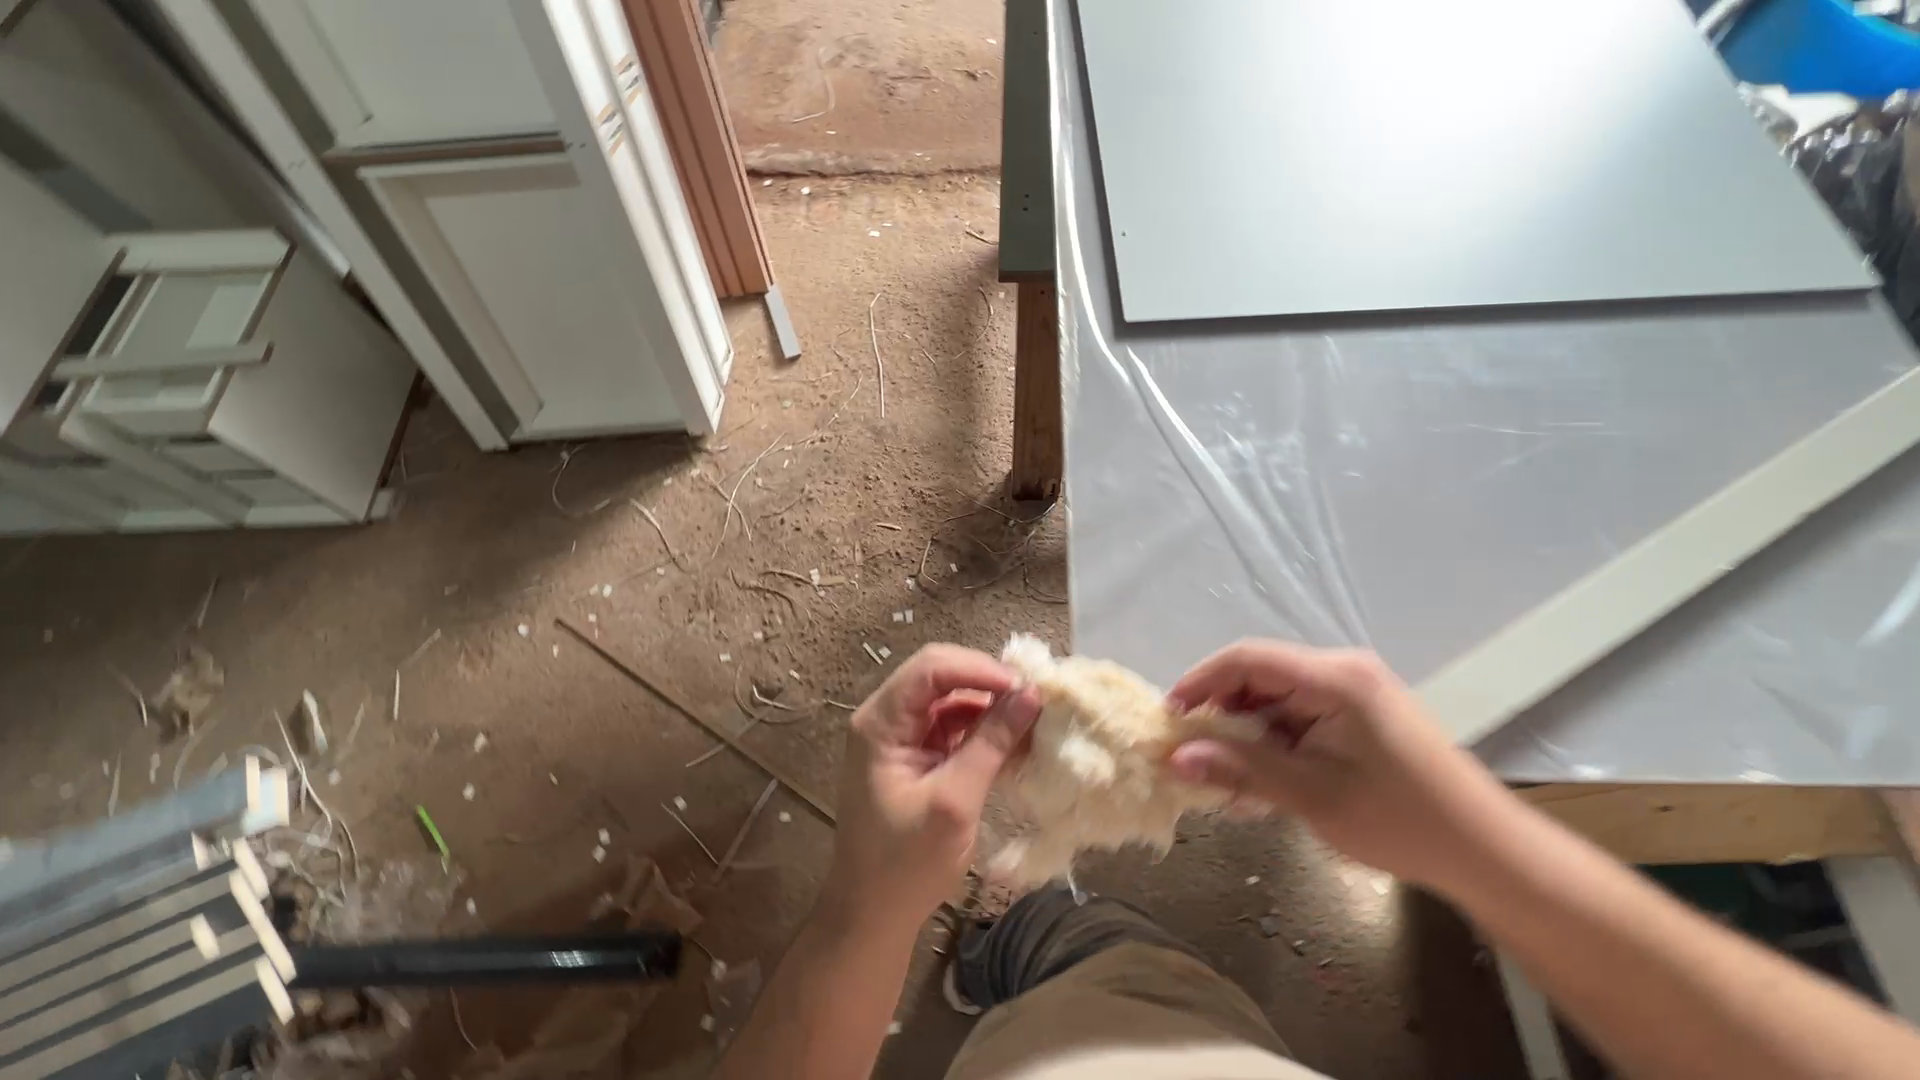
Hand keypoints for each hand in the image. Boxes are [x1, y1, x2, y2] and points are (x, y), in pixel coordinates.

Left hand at [824, 645, 1041, 931]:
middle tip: (1034, 700)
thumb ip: (991, 744)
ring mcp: (899, 738)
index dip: (979, 668)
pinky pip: (952, 726)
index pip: (931, 667)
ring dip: (990, 707)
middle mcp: (886, 719)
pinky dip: (982, 731)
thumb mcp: (954, 802)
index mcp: (881, 723)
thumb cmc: (906, 863)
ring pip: (950, 699)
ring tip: (1032, 721)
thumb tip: (1031, 694)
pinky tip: (1014, 744)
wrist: (871, 913)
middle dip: (988, 683)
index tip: (1025, 688)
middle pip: (940, 675)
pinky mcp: (914, 757)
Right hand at [1166, 640, 1516, 887]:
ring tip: (1227, 778)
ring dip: (1245, 733)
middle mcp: (1342, 671)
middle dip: (1220, 712)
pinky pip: (1297, 716)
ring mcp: (1353, 692)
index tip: (1170, 718)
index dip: (1200, 681)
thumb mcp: (1310, 796)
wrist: (1485, 850)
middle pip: (1258, 676)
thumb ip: (1240, 769)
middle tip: (1194, 756)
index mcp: (1334, 678)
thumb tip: (1174, 757)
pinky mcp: (1358, 715)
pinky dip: (1272, 742)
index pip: (1247, 659)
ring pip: (1274, 699)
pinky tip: (1263, 781)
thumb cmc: (1399, 820)